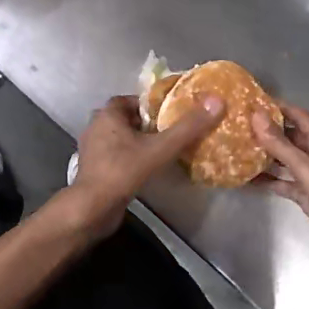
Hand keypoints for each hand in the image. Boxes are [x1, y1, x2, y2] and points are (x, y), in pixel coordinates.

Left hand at [62, 94, 223, 235]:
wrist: (92, 208)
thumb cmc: (123, 171)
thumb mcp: (160, 148)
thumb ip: (187, 127)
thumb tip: (217, 101)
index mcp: (107, 114)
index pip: (131, 100)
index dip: (151, 106)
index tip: (170, 115)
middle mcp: (95, 126)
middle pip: (126, 118)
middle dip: (146, 124)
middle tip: (169, 133)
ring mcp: (91, 149)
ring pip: (119, 138)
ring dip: (137, 142)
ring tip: (161, 151)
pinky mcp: (93, 168)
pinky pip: (114, 155)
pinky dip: (128, 158)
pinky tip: (145, 169)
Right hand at [253, 104, 308, 267]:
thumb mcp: (308, 168)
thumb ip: (280, 144)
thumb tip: (255, 115)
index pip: (299, 116)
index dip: (279, 107)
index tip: (252, 102)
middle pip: (290, 137)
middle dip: (268, 131)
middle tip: (239, 126)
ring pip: (285, 161)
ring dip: (266, 155)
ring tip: (238, 149)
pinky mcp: (306, 197)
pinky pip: (283, 183)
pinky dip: (267, 180)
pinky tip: (246, 179)